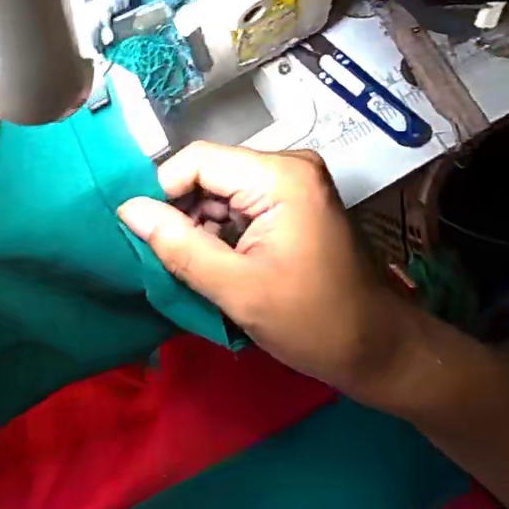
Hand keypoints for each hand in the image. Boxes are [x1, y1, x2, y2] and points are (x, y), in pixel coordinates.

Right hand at [116, 143, 423, 405]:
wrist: (380, 349)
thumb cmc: (314, 323)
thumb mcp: (238, 289)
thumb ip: (179, 246)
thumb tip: (128, 210)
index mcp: (281, 175)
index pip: (199, 159)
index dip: (163, 191)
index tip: (141, 234)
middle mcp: (288, 164)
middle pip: (210, 172)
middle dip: (182, 212)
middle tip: (164, 257)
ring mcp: (293, 181)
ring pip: (221, 189)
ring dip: (200, 225)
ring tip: (192, 266)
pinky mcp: (293, 200)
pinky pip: (240, 202)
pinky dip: (220, 230)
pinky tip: (215, 263)